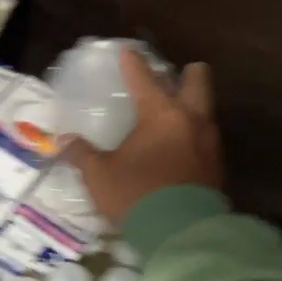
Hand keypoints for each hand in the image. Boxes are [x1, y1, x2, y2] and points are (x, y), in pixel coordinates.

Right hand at [63, 49, 222, 224]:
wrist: (180, 230)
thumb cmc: (135, 192)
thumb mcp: (99, 175)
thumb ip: (83, 154)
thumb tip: (66, 140)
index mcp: (161, 115)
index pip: (144, 81)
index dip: (133, 65)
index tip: (127, 51)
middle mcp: (191, 120)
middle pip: (198, 84)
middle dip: (189, 74)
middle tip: (181, 71)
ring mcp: (209, 143)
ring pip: (205, 111)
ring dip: (192, 106)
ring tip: (176, 111)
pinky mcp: (215, 166)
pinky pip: (204, 139)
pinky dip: (192, 135)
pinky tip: (179, 145)